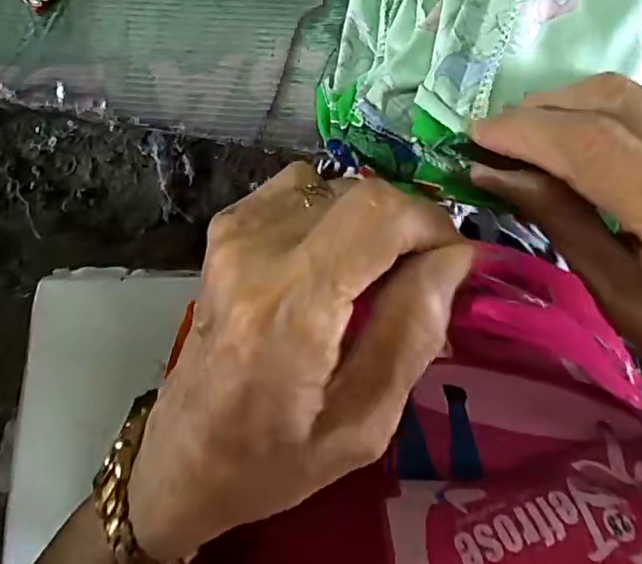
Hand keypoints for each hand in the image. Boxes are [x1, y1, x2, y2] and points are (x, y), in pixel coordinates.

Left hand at [127, 163, 475, 559]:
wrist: (187, 448)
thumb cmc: (276, 456)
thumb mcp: (363, 424)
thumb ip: (411, 331)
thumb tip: (454, 257)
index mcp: (290, 304)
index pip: (377, 214)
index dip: (430, 224)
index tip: (453, 261)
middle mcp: (256, 249)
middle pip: (359, 192)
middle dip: (407, 222)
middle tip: (422, 270)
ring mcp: (235, 229)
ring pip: (333, 185)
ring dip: (369, 218)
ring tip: (372, 269)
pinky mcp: (226, 224)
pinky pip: (300, 188)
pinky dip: (331, 210)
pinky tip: (328, 255)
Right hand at [468, 74, 641, 461]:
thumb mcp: (621, 300)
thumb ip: (557, 219)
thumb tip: (490, 168)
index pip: (596, 147)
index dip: (526, 130)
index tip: (478, 133)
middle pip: (619, 102)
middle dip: (545, 109)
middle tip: (505, 132)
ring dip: (583, 106)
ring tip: (551, 136)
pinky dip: (632, 113)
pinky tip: (616, 141)